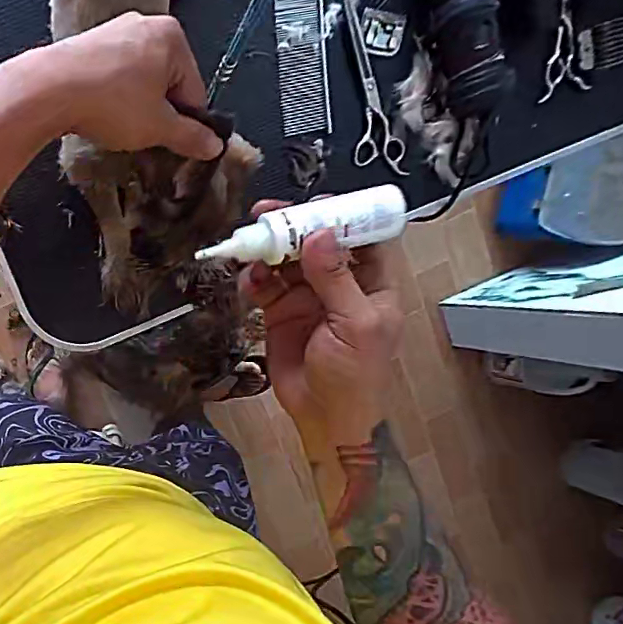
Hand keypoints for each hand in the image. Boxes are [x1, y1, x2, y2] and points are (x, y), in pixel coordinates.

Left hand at [0, 13, 220, 158]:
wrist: (50, 89)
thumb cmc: (113, 104)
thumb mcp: (160, 128)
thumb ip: (192, 137)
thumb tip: (215, 145)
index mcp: (172, 37)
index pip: (195, 92)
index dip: (187, 124)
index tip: (172, 143)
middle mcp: (147, 24)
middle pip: (170, 84)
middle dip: (162, 114)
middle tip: (146, 137)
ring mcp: (117, 30)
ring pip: (144, 81)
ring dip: (140, 108)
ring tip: (122, 127)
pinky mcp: (92, 42)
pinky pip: (119, 75)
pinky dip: (118, 97)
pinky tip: (105, 113)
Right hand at [240, 200, 402, 447]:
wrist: (324, 419)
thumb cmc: (355, 376)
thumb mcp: (356, 325)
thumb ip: (337, 279)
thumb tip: (320, 233)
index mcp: (373, 284)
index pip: (362, 237)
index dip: (342, 217)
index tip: (316, 205)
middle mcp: (340, 284)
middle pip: (318, 242)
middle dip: (295, 226)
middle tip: (268, 214)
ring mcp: (309, 297)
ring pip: (288, 259)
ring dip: (270, 248)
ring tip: (251, 242)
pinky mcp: (281, 312)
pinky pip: (267, 285)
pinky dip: (256, 277)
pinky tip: (249, 279)